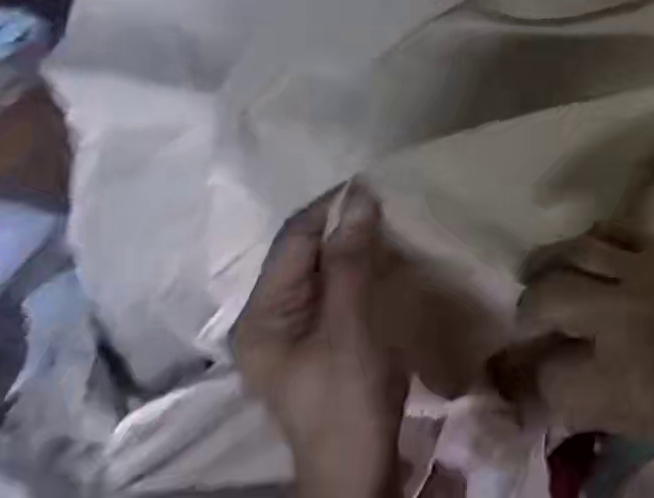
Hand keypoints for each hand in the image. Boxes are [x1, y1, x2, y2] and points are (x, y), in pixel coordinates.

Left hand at [232, 184, 407, 497]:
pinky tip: (385, 259)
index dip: (330, 207)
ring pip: (322, 267)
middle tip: (388, 202)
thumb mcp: (349, 326)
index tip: (374, 183)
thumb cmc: (348, 399)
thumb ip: (349, 260)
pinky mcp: (317, 340)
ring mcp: (292, 331)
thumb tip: (359, 196)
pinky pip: (334, 287)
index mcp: (262, 314)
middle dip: (343, 223)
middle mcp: (268, 317)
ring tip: (391, 223)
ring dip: (354, 243)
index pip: (293, 239)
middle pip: (304, 251)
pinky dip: (358, 267)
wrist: (358, 472)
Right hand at [496, 224, 653, 446]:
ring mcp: (642, 271)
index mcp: (619, 380)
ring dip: (546, 267)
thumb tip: (551, 389)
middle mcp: (620, 317)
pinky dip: (587, 242)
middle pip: (543, 301)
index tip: (509, 380)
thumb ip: (596, 404)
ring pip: (570, 254)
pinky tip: (585, 253)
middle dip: (524, 316)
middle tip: (524, 327)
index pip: (543, 377)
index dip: (520, 380)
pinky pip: (608, 231)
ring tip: (538, 279)